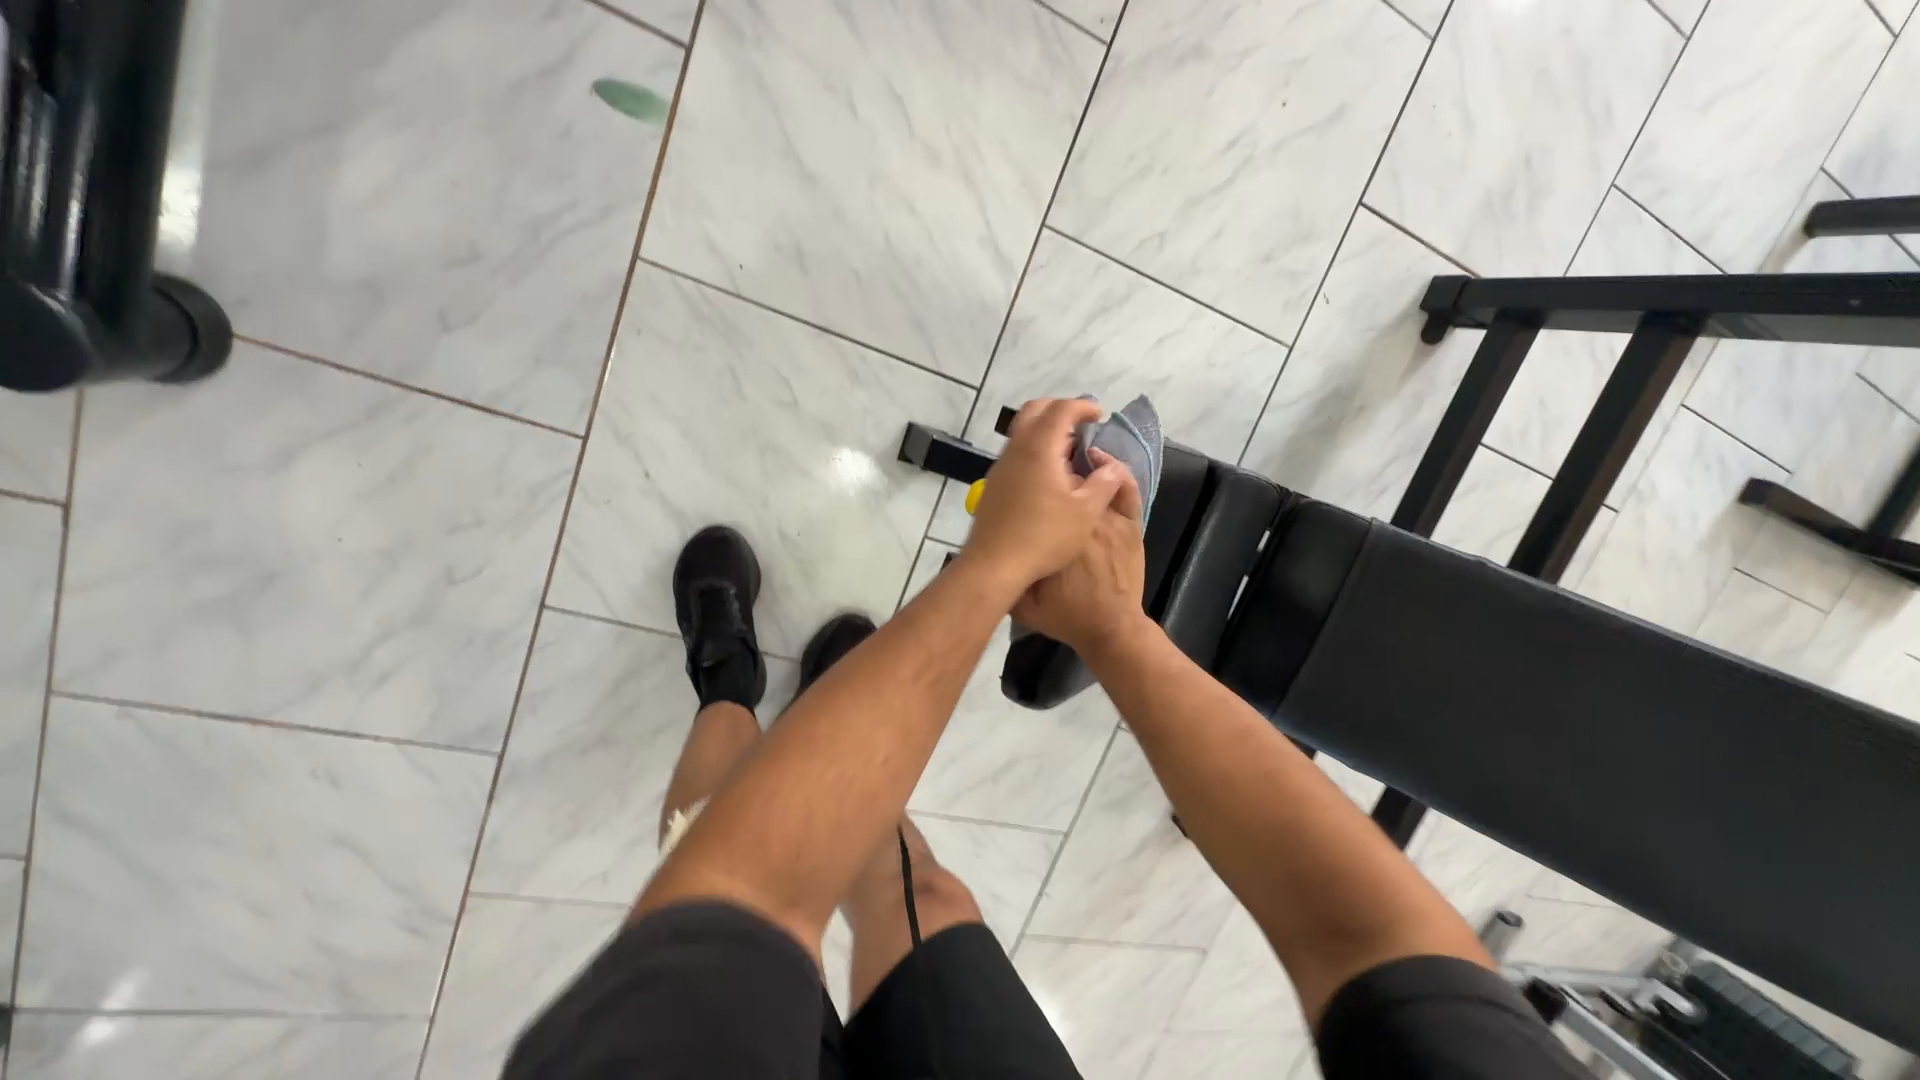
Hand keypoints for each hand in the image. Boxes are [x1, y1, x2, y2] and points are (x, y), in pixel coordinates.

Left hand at [962, 398, 1129, 595]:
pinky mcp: (994, 484)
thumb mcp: (1085, 513)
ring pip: (1022, 432)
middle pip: (1035, 411)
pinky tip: (1049, 475)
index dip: (1082, 407)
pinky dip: (1034, 450)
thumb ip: (1104, 484)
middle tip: (1082, 426)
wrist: (994, 564)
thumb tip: (1113, 467)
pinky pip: (1016, 453)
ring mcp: (1000, 467)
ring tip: (1070, 451)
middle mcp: (1015, 450)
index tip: (1099, 415)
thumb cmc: (1044, 537)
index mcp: (1039, 449)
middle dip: (1060, 410)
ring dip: (1046, 431)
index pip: (1060, 410)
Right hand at [1013, 449, 1152, 659]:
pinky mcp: (1131, 525)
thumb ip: (1006, 581)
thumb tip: (985, 559)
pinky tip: (1103, 462)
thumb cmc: (1066, 617)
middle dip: (1056, 470)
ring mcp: (1109, 520)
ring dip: (1085, 461)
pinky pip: (1126, 488)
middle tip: (1047, 464)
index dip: (1032, 482)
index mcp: (1050, 536)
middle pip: (1065, 480)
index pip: (1039, 494)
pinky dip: (1116, 470)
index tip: (1025, 480)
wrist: (1110, 630)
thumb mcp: (1023, 604)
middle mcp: (1078, 521)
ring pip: (1096, 477)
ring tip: (1073, 451)